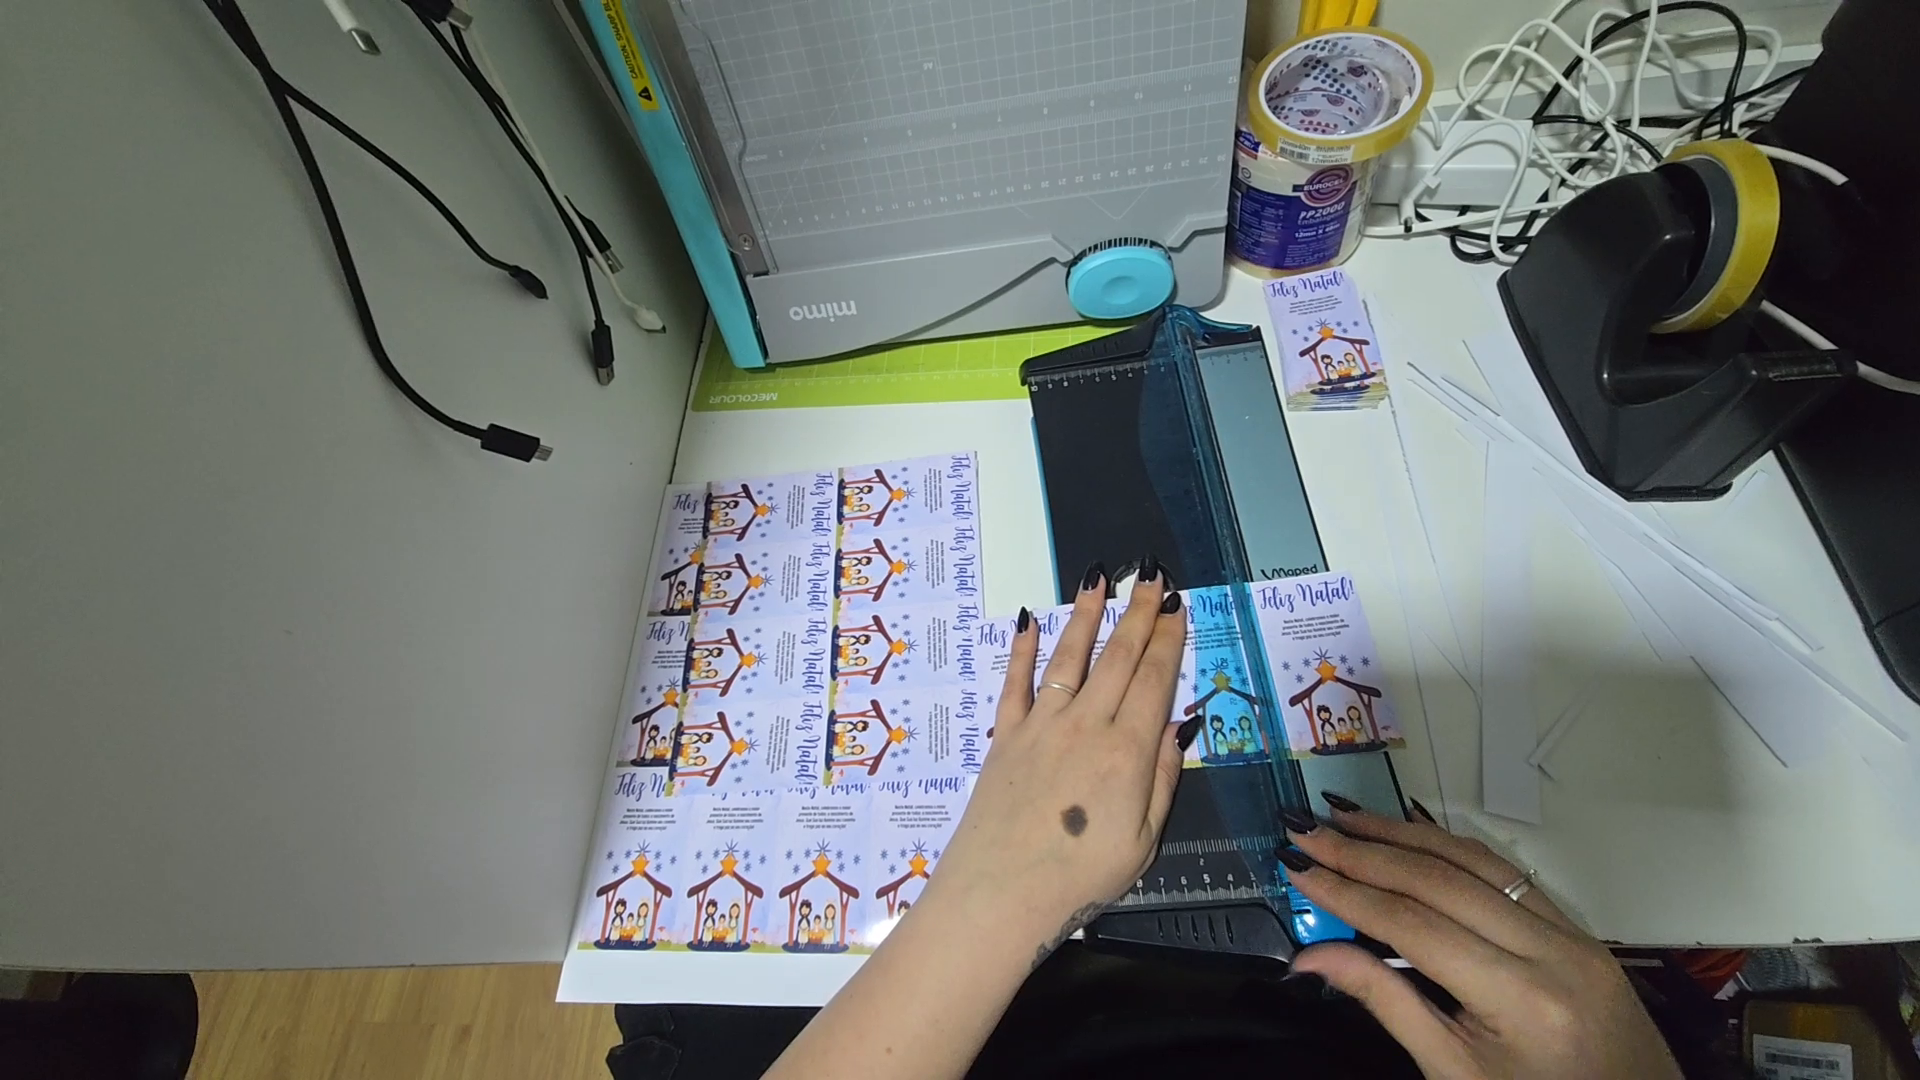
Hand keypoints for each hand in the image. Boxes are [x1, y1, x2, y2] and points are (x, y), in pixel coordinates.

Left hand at [922, 561, 1189, 967]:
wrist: (1000, 892)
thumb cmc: (1080, 877)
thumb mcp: (1143, 840)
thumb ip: (1161, 777)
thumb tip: (1178, 724)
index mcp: (1126, 751)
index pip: (1154, 680)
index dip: (1169, 639)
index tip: (1177, 605)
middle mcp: (1085, 724)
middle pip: (1117, 657)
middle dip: (1139, 613)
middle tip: (1151, 576)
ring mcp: (1041, 723)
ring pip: (1069, 657)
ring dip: (1085, 615)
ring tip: (1097, 579)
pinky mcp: (1004, 733)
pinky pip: (1015, 682)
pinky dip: (1021, 650)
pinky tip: (1027, 621)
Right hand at [1282, 803, 1681, 1079]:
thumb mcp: (1455, 1076)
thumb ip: (1382, 1002)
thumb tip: (1305, 957)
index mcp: (1522, 1000)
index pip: (1411, 923)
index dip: (1345, 891)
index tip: (1294, 865)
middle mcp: (1552, 952)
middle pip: (1436, 879)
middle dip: (1360, 851)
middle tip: (1304, 829)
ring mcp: (1572, 934)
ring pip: (1469, 859)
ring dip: (1398, 832)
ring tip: (1341, 815)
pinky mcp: (1577, 928)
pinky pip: (1500, 870)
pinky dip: (1443, 843)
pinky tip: (1404, 831)